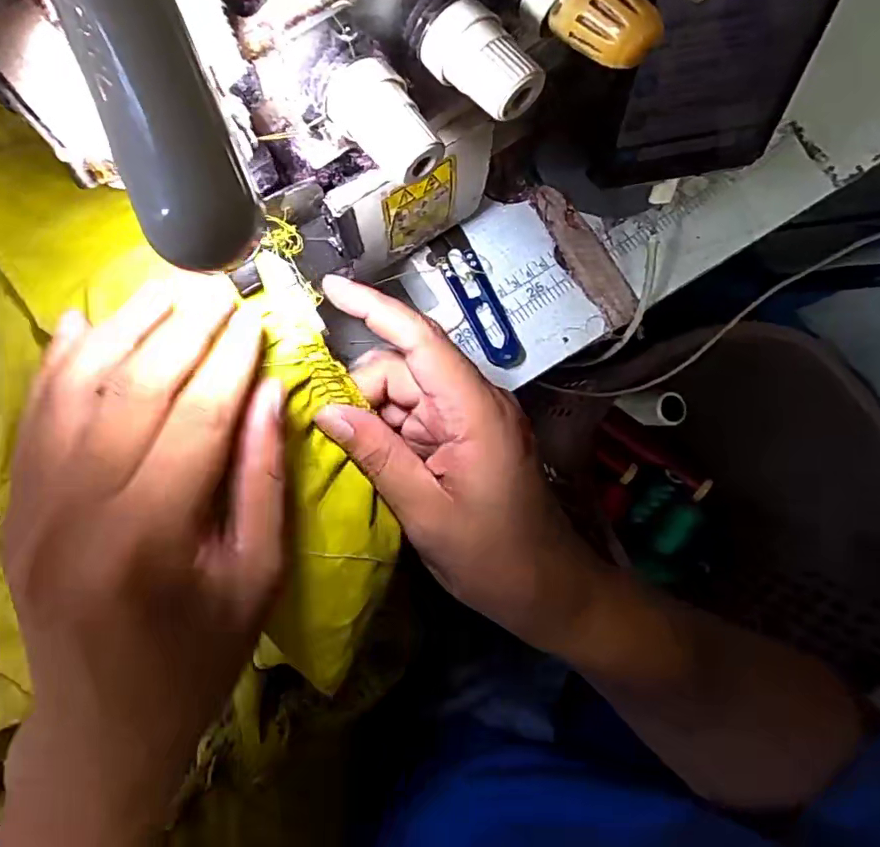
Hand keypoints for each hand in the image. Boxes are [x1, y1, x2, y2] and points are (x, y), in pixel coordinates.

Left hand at [0, 278, 285, 844]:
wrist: (101, 723)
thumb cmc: (197, 658)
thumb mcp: (256, 576)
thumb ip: (261, 477)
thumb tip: (268, 387)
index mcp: (149, 537)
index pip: (197, 416)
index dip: (231, 359)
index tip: (253, 316)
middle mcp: (78, 508)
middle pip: (134, 387)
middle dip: (183, 327)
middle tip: (216, 286)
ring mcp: (33, 501)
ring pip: (78, 386)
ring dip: (125, 326)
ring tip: (166, 285)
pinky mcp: (14, 501)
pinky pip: (34, 412)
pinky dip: (59, 360)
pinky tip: (84, 318)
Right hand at [311, 274, 610, 660]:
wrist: (552, 593)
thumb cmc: (497, 560)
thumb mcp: (427, 513)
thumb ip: (377, 456)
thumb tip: (327, 412)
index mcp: (474, 410)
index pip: (419, 339)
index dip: (373, 307)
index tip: (330, 287)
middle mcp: (474, 400)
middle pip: (402, 369)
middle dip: (360, 393)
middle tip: (330, 434)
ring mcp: (469, 417)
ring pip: (403, 393)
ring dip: (372, 416)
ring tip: (352, 455)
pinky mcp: (464, 435)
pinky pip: (414, 416)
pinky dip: (387, 431)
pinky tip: (373, 459)